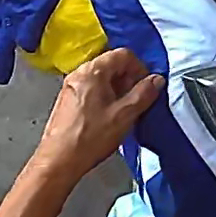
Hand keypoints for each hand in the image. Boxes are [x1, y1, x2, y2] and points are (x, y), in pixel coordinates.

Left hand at [26, 48, 163, 192]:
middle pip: (112, 64)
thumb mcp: (126, 114)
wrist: (59, 162)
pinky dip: (107, 97)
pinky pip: (93, 89)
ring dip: (119, 89)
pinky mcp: (68, 101)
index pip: (123, 54)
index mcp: (92, 72)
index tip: (146, 85)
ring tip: (125, 110)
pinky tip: (110, 116)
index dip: (140, 68)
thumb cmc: (90, 138)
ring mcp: (71, 87)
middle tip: (137, 99)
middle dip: (130, 79)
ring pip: (103, 78)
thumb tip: (156, 79)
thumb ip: (145, 93)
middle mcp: (78, 74)